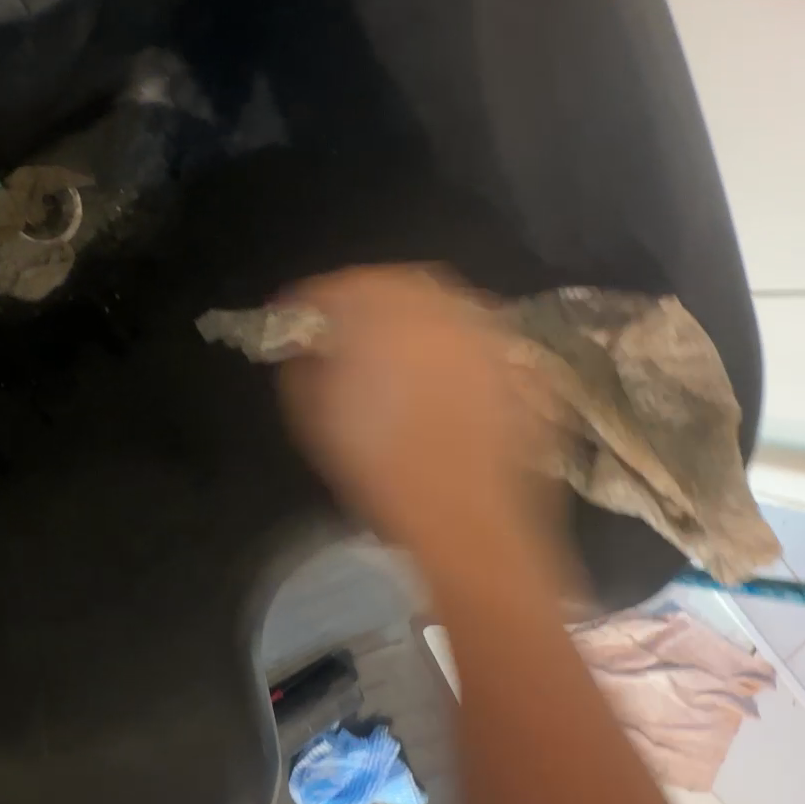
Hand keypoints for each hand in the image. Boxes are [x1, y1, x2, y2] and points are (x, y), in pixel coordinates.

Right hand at [279, 266, 543, 545]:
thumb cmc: (379, 471)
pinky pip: (470, 335)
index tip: (290, 318)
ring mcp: (484, 333)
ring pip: (439, 303)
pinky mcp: (514, 361)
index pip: (337, 287)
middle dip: (362, 298)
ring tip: (386, 347)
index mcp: (384, 318)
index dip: (307, 301)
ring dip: (407, 315)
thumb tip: (305, 346)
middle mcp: (440, 311)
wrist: (466, 520)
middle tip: (340, 327)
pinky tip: (433, 373)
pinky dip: (445, 341)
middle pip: (394, 283)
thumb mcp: (313, 420)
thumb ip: (303, 367)